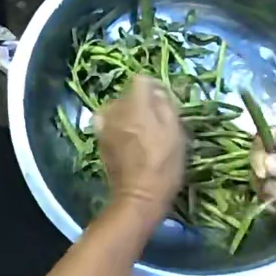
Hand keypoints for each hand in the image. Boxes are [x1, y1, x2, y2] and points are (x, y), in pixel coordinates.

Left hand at [95, 75, 183, 209]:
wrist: (138, 196)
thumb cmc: (163, 165)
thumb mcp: (175, 133)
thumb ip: (165, 106)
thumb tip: (158, 90)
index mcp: (137, 106)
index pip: (140, 79)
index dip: (153, 85)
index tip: (163, 98)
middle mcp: (116, 111)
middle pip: (127, 93)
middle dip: (141, 99)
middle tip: (155, 117)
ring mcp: (105, 125)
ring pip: (115, 106)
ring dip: (126, 111)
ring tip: (139, 126)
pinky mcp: (100, 140)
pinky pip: (106, 121)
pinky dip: (114, 122)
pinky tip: (124, 134)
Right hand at [251, 127, 275, 232]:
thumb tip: (263, 164)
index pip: (271, 135)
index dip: (260, 146)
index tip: (260, 164)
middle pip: (262, 158)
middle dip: (262, 172)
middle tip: (273, 186)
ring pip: (265, 180)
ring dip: (266, 189)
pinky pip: (274, 199)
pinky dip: (271, 203)